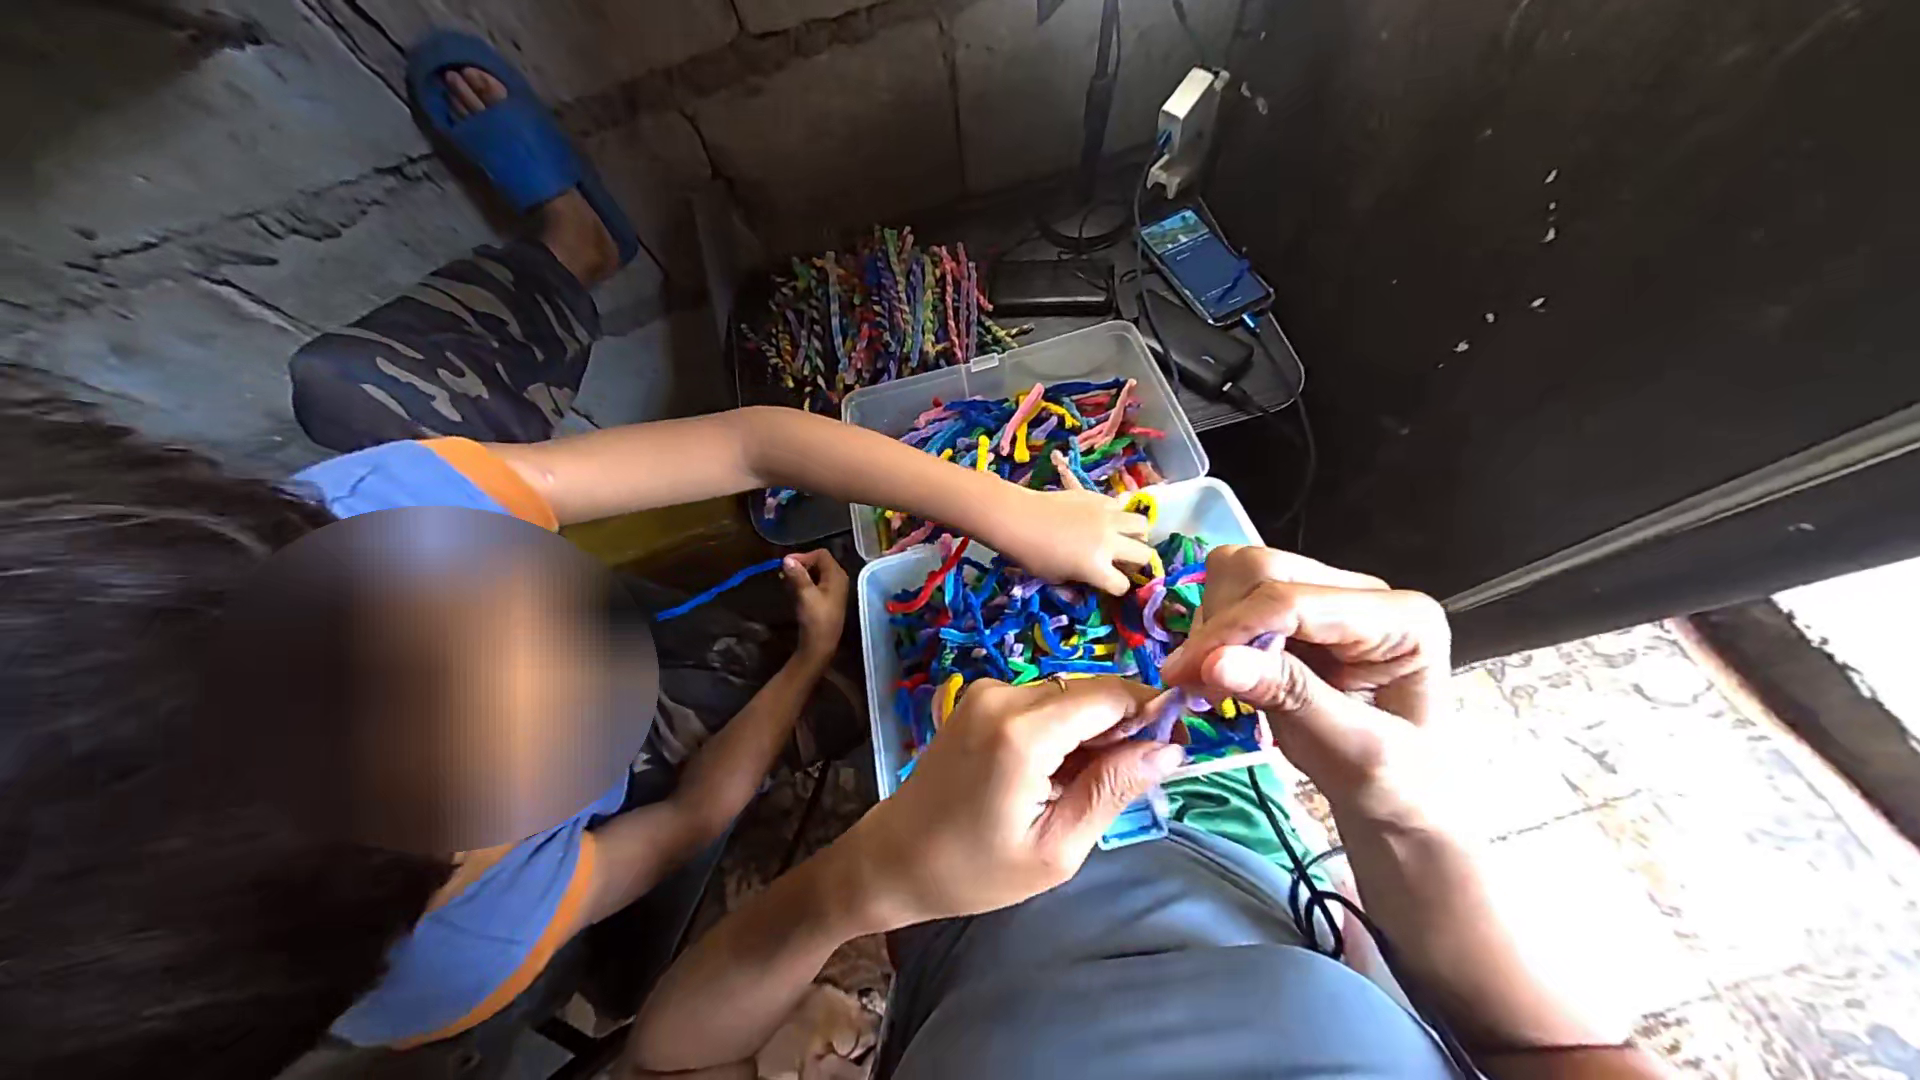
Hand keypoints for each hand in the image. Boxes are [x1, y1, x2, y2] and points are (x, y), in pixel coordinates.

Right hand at [782, 550, 847, 662]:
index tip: (787, 564)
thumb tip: (787, 559)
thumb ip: (798, 575)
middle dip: (802, 564)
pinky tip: (794, 589)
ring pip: (817, 572)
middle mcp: (838, 578)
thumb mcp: (805, 594)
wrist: (821, 644)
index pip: (821, 554)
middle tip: (785, 572)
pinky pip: (816, 582)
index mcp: (837, 575)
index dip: (804, 556)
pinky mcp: (828, 598)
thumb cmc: (815, 618)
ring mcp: (834, 589)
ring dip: (802, 573)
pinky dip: (805, 582)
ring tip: (786, 580)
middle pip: (820, 562)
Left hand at [839, 677, 1178, 927]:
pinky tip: (1046, 771)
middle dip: (1117, 727)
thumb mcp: (1056, 848)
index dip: (1147, 713)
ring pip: (1067, 694)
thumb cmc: (974, 870)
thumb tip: (1169, 748)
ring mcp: (987, 690)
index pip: (1111, 694)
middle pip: (1089, 690)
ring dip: (1087, 730)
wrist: (896, 855)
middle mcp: (1004, 694)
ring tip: (1072, 786)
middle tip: (1117, 782)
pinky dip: (1059, 727)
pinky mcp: (979, 696)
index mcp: (1023, 732)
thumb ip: (1112, 789)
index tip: (1166, 749)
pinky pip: (1040, 699)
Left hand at [982, 469, 1152, 594]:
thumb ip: (1077, 582)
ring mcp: (1107, 517)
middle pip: (1144, 554)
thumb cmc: (1031, 554)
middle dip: (1138, 562)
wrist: (1018, 517)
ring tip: (1124, 536)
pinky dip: (1117, 514)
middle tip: (1125, 561)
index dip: (1117, 588)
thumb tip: (1088, 583)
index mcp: (1098, 568)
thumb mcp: (1054, 578)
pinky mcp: (1098, 498)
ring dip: (1136, 534)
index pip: (1122, 585)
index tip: (1110, 584)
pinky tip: (1104, 518)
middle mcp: (1110, 542)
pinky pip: (1120, 506)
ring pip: (1141, 523)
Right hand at [1160, 545, 1452, 818]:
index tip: (1183, 673)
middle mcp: (1359, 594)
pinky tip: (1220, 675)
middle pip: (1260, 570)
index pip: (1292, 602)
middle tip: (1197, 683)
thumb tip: (1214, 661)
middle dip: (1220, 623)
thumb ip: (1287, 694)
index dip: (1232, 631)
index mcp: (1400, 620)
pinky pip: (1230, 597)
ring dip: (1212, 628)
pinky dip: (1212, 633)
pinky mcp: (1290, 611)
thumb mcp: (1351, 749)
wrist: (1400, 797)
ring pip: (1237, 574)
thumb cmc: (1394, 783)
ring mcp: (1322, 598)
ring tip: (1211, 686)